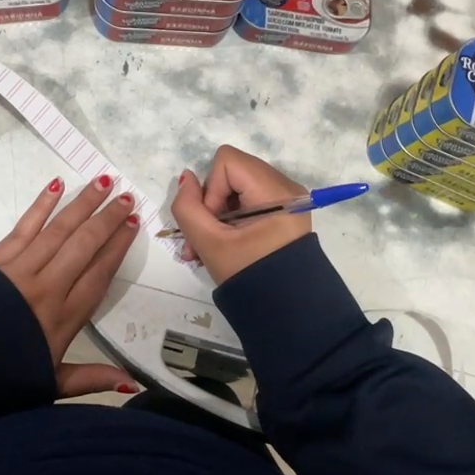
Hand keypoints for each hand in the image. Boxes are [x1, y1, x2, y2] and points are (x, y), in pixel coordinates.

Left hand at [0, 175, 139, 397]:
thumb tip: (131, 383)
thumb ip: (91, 378)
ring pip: (58, 230)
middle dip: (107, 218)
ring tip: (104, 182)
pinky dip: (41, 205)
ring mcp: (20, 271)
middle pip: (83, 245)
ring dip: (82, 204)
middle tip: (127, 196)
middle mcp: (46, 288)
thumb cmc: (0, 381)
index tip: (133, 223)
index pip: (99, 273)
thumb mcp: (50, 386)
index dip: (118, 246)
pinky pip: (24, 227)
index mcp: (63, 318)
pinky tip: (56, 185)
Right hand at [169, 145, 311, 284]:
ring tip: (204, 247)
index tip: (212, 224)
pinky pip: (250, 200)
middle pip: (233, 172)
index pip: (227, 162)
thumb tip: (186, 176)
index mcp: (276, 191)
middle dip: (211, 203)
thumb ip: (188, 206)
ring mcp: (288, 199)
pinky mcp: (285, 211)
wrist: (286, 312)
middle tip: (200, 239)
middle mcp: (287, 187)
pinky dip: (232, 218)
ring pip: (238, 187)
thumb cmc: (249, 276)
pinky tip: (222, 244)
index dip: (210, 189)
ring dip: (217, 213)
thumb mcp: (209, 243)